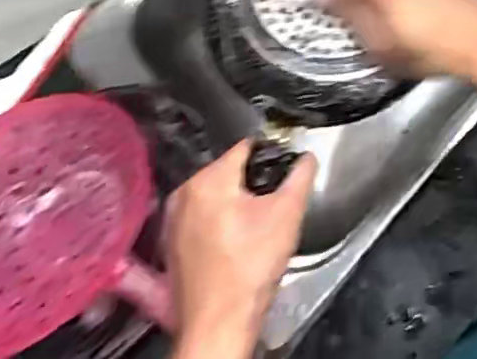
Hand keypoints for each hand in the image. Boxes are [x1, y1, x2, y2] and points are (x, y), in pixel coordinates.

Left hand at [163, 140, 315, 358]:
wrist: (217, 328)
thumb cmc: (252, 267)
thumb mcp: (288, 213)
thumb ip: (301, 175)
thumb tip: (306, 157)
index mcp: (209, 179)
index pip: (247, 148)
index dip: (271, 156)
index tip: (284, 174)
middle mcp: (183, 194)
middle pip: (230, 171)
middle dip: (252, 183)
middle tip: (272, 206)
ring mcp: (171, 221)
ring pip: (215, 195)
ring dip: (235, 203)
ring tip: (256, 227)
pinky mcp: (170, 245)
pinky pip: (201, 218)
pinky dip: (218, 223)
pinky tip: (235, 245)